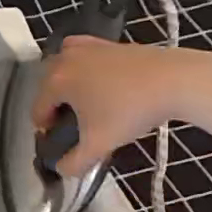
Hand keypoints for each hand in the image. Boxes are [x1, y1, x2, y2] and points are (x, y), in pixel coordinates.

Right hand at [33, 37, 210, 176]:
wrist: (174, 80)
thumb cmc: (129, 111)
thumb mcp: (98, 145)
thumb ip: (74, 164)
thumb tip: (62, 169)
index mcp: (56, 81)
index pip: (37, 110)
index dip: (47, 131)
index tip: (64, 142)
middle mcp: (65, 58)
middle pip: (47, 86)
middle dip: (55, 106)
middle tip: (75, 125)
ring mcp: (87, 46)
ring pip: (64, 67)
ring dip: (67, 85)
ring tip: (87, 103)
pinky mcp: (108, 42)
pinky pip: (84, 56)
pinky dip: (85, 68)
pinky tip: (101, 82)